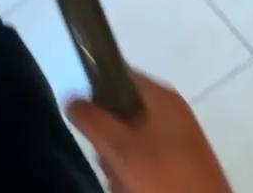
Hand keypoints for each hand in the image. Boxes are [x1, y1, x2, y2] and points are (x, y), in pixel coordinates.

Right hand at [67, 74, 232, 192]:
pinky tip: (133, 188)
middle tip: (107, 156)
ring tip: (123, 180)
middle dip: (108, 135)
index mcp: (161, 96)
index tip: (86, 115)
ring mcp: (179, 138)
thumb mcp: (121, 148)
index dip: (95, 89)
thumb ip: (91, 118)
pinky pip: (146, 157)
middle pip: (121, 108)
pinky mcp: (182, 164)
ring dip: (119, 159)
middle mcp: (171, 110)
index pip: (116, 71)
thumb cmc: (165, 180)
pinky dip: (135, 172)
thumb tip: (71, 98)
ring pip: (131, 137)